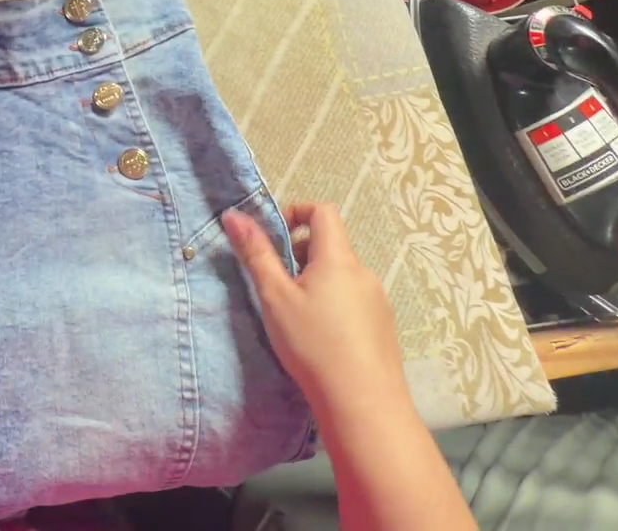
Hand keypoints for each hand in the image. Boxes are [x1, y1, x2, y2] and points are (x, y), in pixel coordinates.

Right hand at [223, 202, 407, 426]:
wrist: (364, 406)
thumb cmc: (313, 344)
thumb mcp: (274, 296)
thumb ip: (255, 252)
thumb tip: (234, 215)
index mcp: (338, 259)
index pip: (323, 211)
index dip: (297, 212)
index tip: (276, 238)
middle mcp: (364, 273)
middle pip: (330, 244)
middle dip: (299, 253)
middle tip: (278, 284)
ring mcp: (378, 300)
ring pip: (340, 273)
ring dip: (315, 279)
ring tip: (296, 314)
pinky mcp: (383, 326)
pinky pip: (354, 297)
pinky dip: (332, 301)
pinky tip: (320, 335)